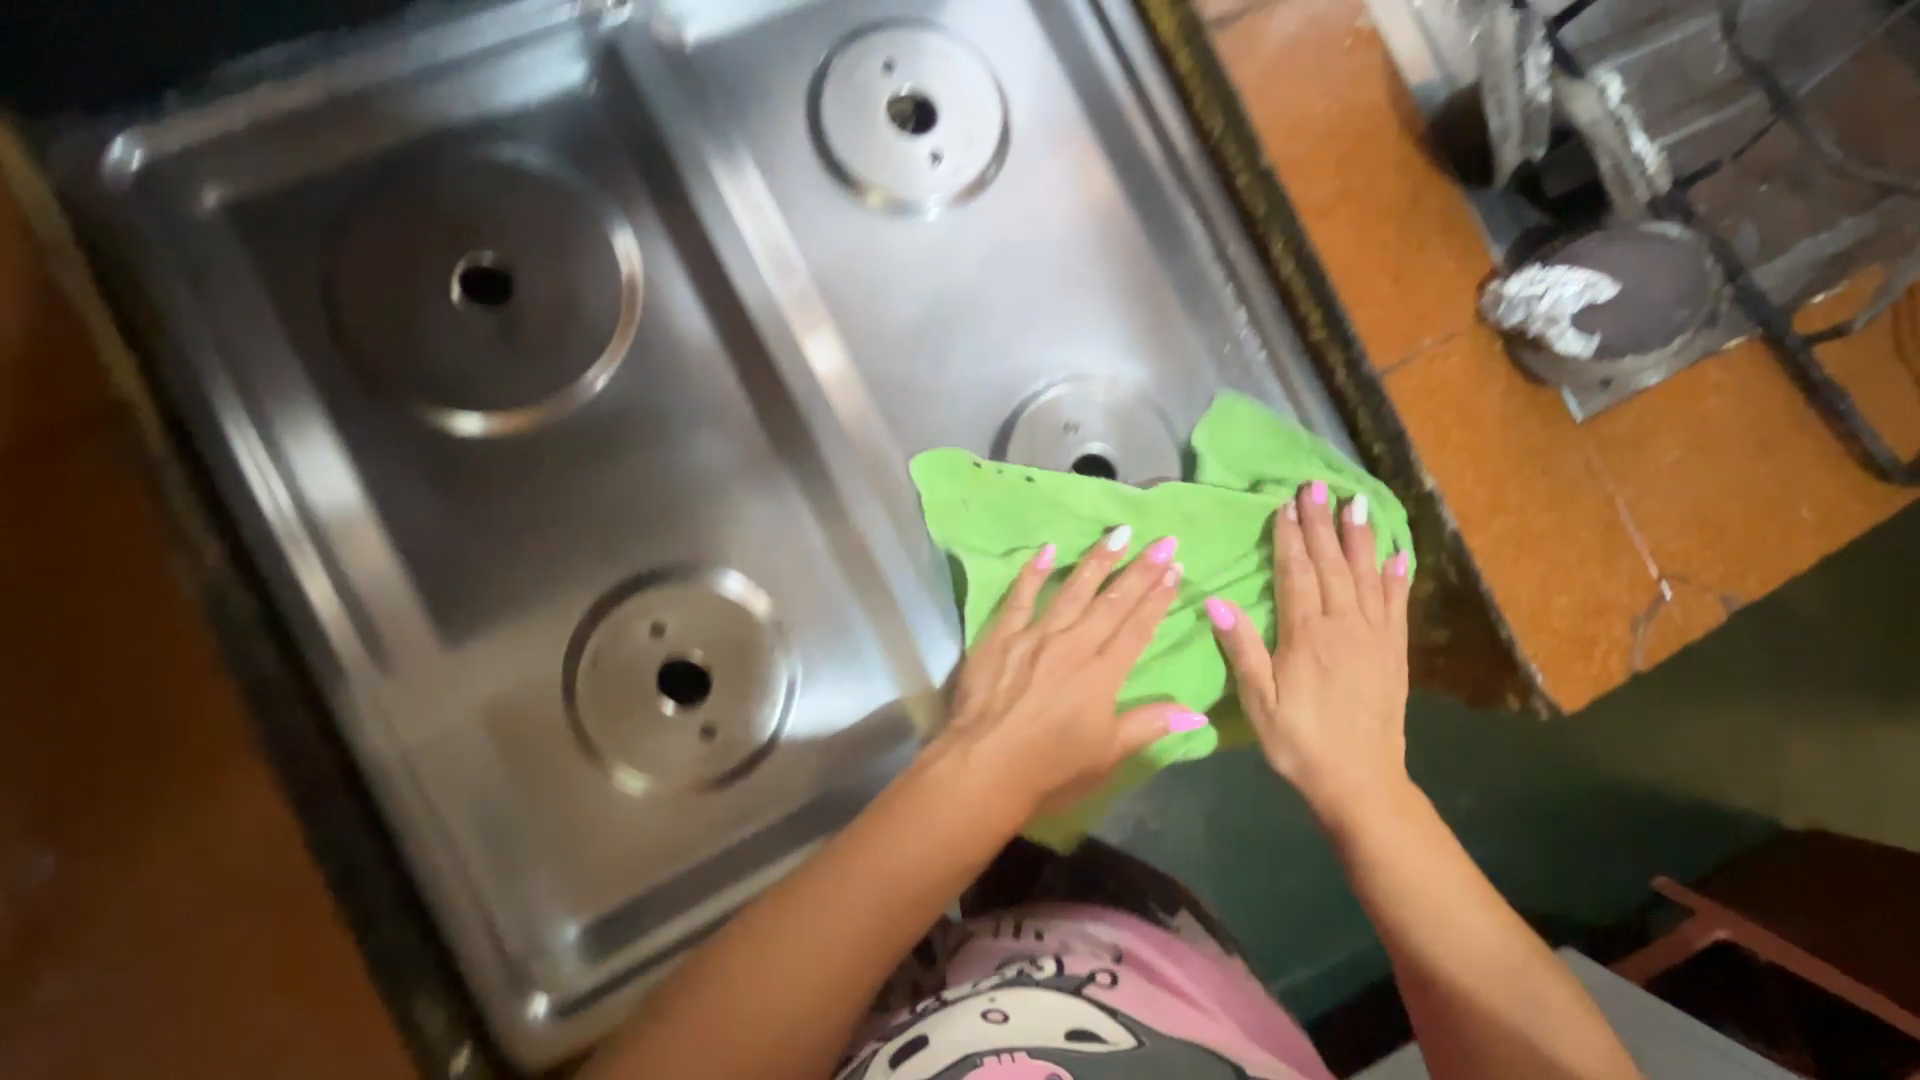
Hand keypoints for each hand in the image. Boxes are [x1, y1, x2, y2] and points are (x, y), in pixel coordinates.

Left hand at [931, 527, 1209, 818]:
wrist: (983, 766)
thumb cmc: (1049, 768)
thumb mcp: (1107, 754)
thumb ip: (1150, 725)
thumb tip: (1197, 714)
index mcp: (1102, 674)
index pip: (1137, 628)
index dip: (1159, 598)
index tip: (1175, 570)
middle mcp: (1073, 645)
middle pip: (1112, 602)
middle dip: (1140, 569)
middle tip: (1163, 540)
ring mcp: (1034, 636)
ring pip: (1072, 590)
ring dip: (1098, 560)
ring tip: (1120, 533)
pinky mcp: (1000, 636)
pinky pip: (1020, 596)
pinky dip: (1034, 572)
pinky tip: (1049, 549)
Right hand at [1206, 482, 1412, 826]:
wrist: (1361, 781)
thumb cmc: (1299, 741)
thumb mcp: (1258, 700)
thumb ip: (1242, 648)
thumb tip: (1216, 601)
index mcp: (1306, 634)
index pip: (1296, 573)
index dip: (1290, 536)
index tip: (1286, 504)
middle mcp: (1344, 626)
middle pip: (1331, 565)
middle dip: (1322, 523)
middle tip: (1317, 486)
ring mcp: (1374, 637)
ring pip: (1366, 576)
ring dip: (1359, 538)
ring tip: (1357, 504)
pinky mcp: (1394, 653)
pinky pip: (1395, 606)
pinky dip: (1395, 577)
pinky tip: (1396, 556)